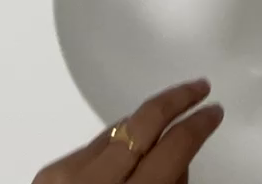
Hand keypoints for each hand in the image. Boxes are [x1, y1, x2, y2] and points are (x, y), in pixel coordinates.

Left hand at [34, 80, 224, 183]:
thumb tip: (179, 165)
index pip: (174, 149)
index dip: (199, 125)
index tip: (215, 111)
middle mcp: (96, 182)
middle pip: (145, 121)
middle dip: (177, 98)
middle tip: (200, 87)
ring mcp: (66, 175)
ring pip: (119, 128)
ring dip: (146, 120)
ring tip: (166, 120)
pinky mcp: (46, 175)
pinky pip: (94, 146)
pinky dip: (116, 144)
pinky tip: (126, 152)